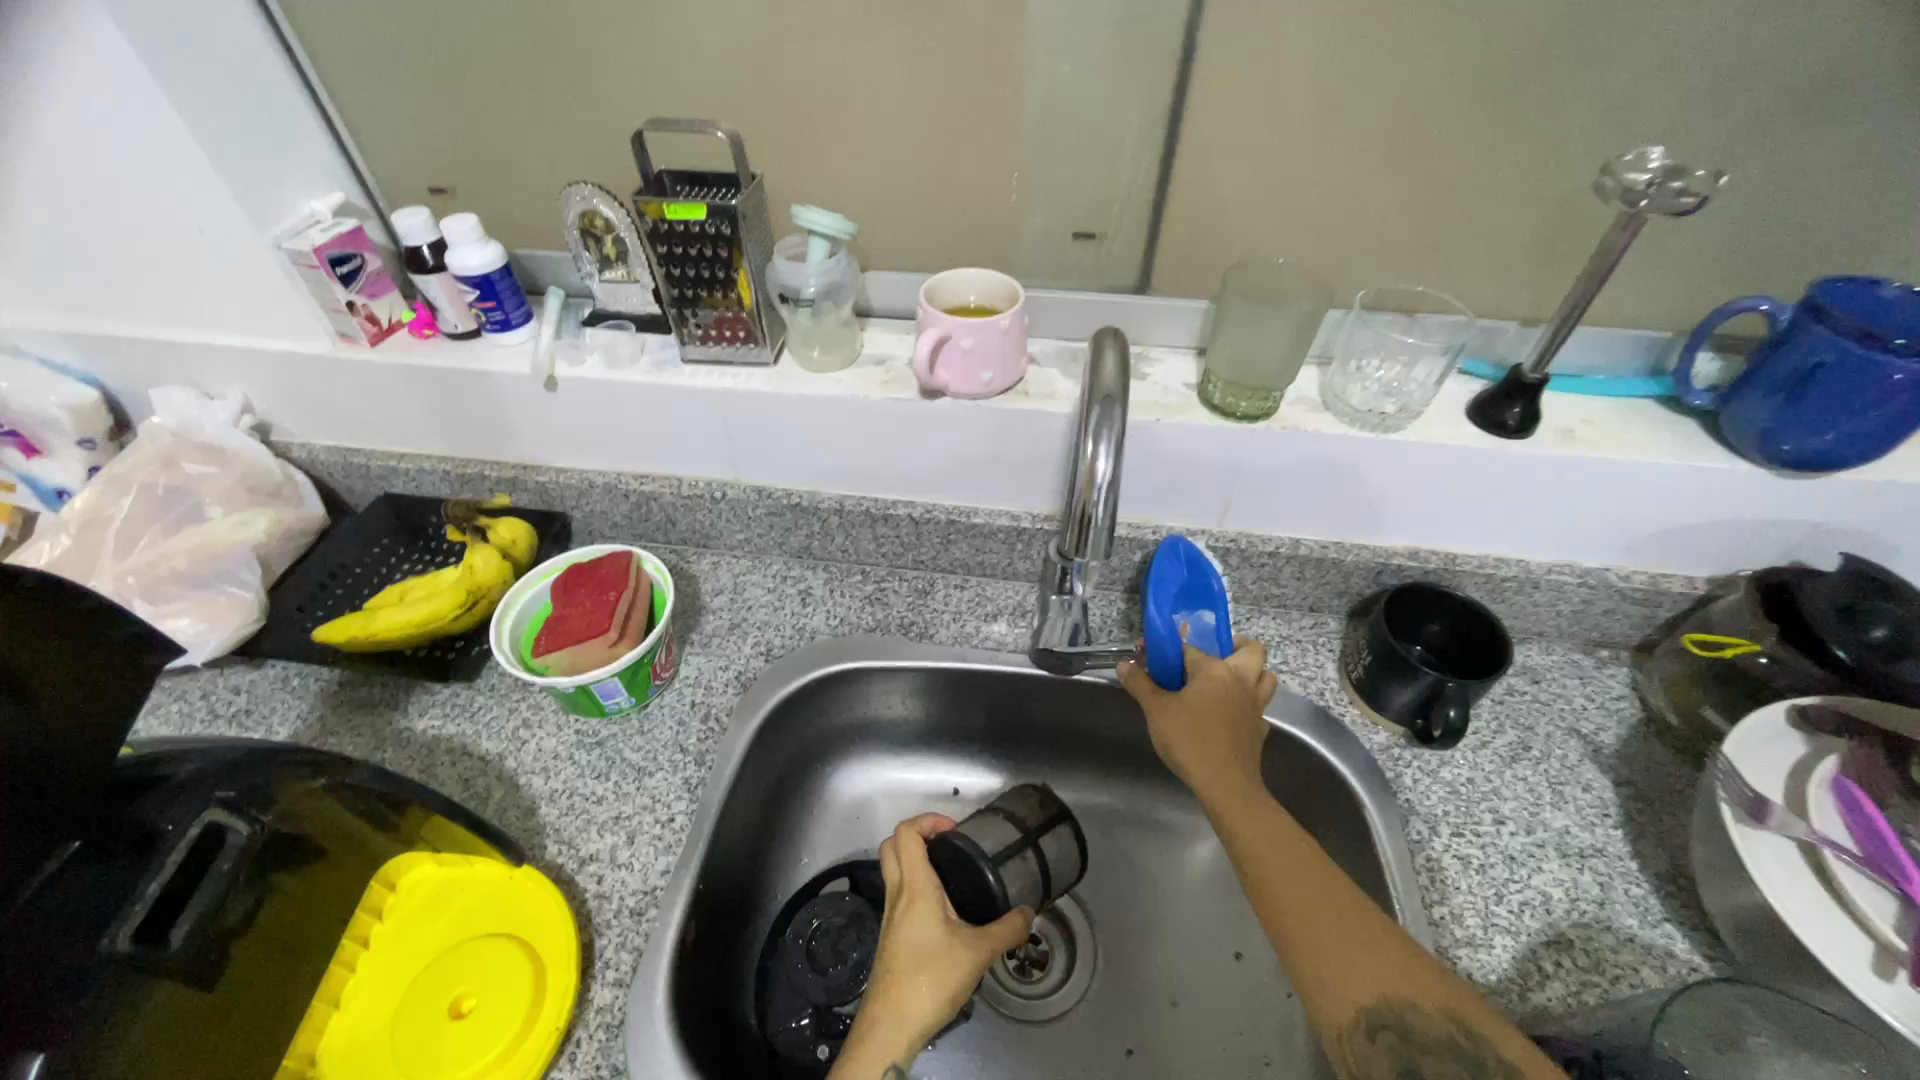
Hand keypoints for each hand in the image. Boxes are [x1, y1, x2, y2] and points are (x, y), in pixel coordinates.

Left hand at [838, 813, 1033, 1071]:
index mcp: (914, 887)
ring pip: (895, 872)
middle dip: (919, 836)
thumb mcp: (978, 953)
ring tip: (954, 876)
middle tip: (951, 846)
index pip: (905, 833)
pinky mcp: (892, 936)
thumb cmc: (930, 979)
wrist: (891, 1025)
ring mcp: (890, 916)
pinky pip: (901, 897)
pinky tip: (946, 912)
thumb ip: (1007, 930)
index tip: (955, 830)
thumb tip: (1029, 914)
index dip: (927, 820)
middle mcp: (897, 894)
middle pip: (892, 846)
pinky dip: (918, 889)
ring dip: (918, 863)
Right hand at [1117, 637, 1277, 797]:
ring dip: (1252, 673)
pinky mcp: (1259, 729)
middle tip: (1214, 656)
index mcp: (1215, 671)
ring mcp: (1255, 706)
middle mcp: (1240, 682)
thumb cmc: (1189, 741)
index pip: (1188, 648)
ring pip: (1266, 677)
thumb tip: (1124, 665)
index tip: (1149, 655)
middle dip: (1236, 646)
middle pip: (1252, 650)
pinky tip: (1229, 716)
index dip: (1167, 650)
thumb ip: (1140, 684)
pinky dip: (1248, 706)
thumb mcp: (1156, 710)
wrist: (1226, 785)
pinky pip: (1260, 708)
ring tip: (1227, 681)